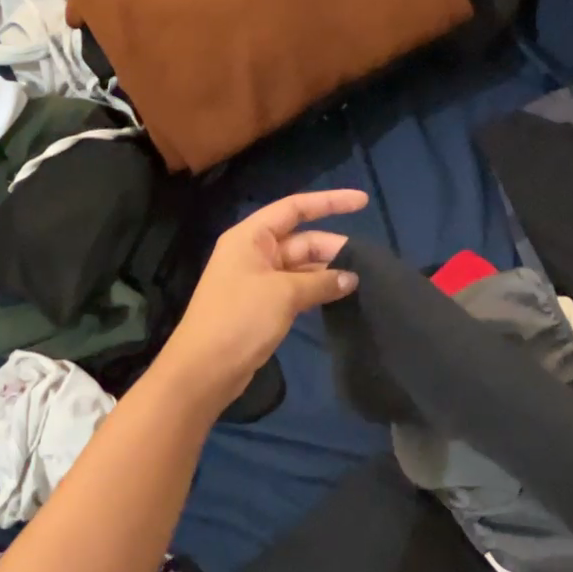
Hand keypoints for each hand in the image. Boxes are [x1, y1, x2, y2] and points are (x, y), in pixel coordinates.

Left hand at [154, 189, 367, 409]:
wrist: (205, 369)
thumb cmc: (239, 320)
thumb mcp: (284, 295)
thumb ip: (320, 282)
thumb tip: (350, 279)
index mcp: (251, 237)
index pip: (295, 208)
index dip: (330, 202)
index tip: (363, 202)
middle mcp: (254, 253)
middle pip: (301, 239)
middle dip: (333, 247)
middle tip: (367, 263)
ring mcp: (258, 280)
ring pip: (301, 266)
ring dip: (327, 271)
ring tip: (360, 281)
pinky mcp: (263, 305)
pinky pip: (297, 288)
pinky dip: (317, 290)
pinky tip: (340, 297)